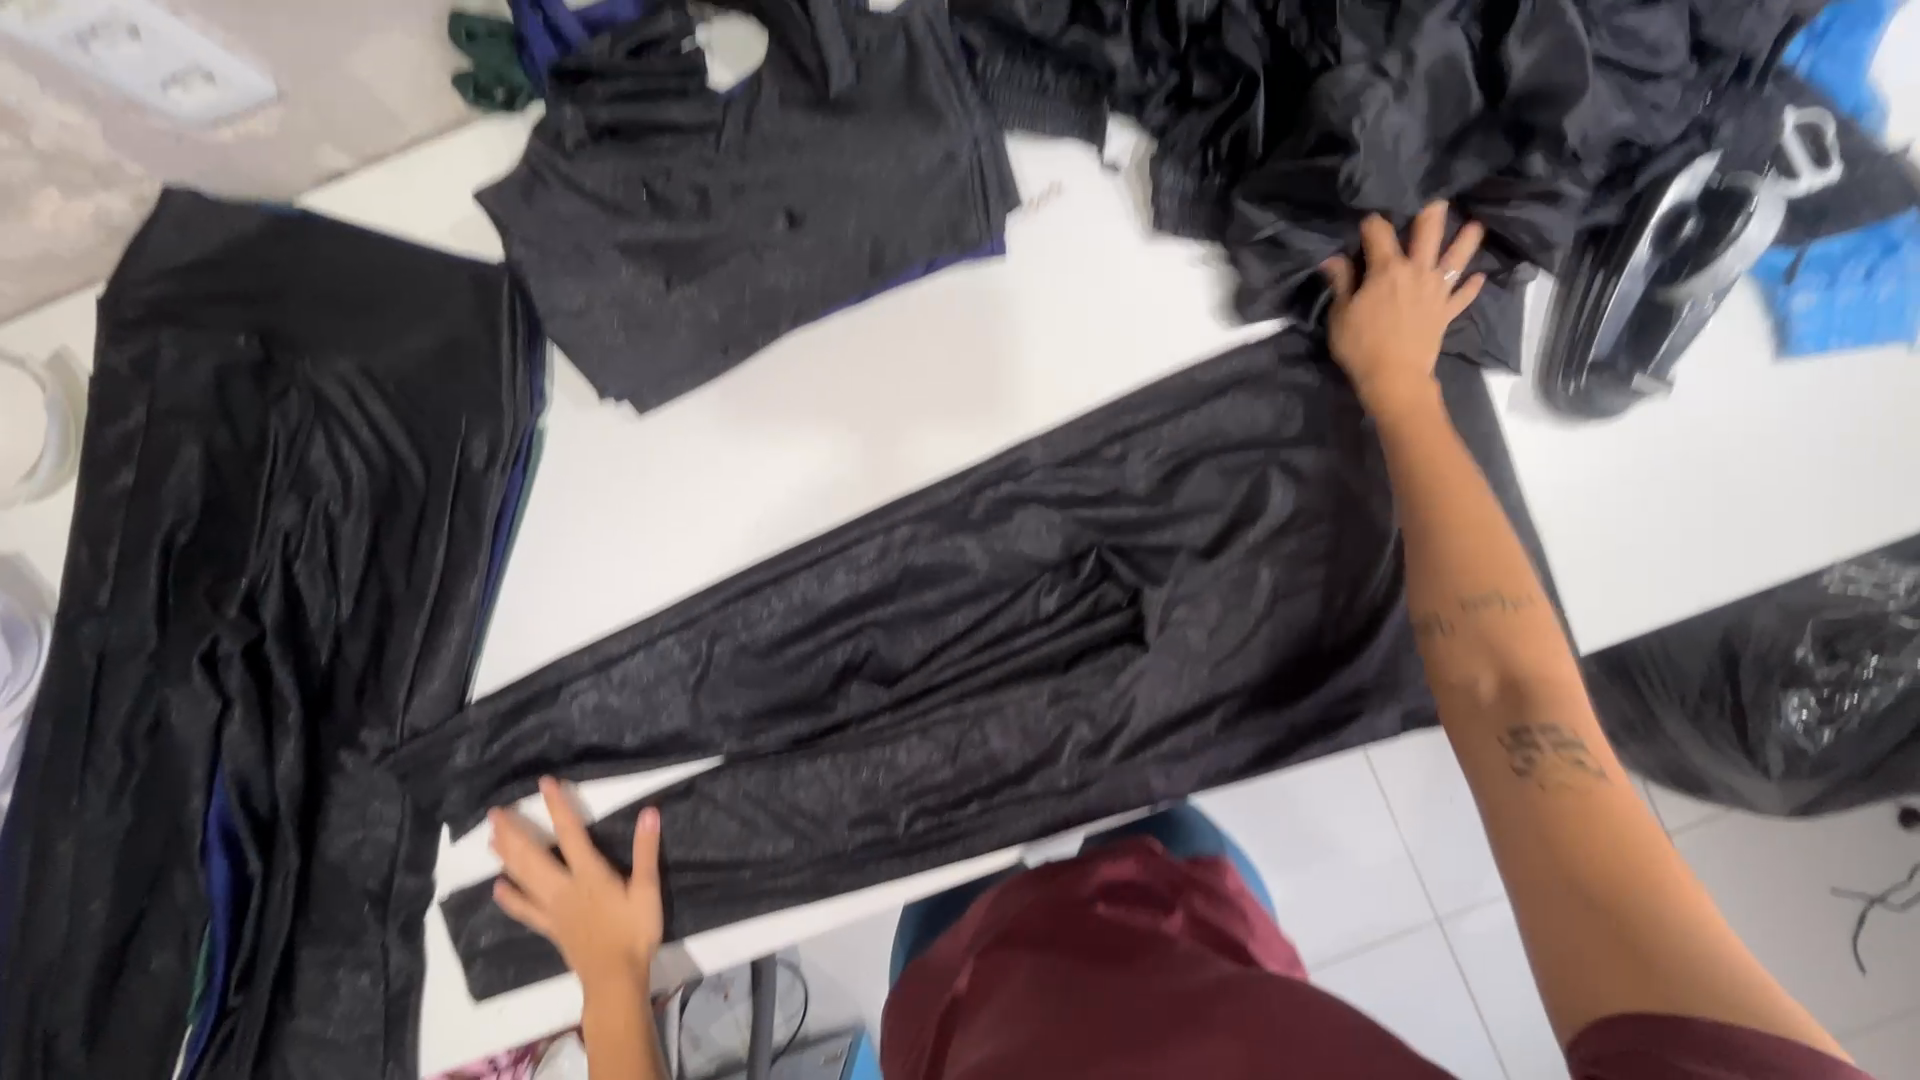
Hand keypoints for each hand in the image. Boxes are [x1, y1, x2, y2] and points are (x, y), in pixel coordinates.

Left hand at [489, 777, 664, 991]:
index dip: (557, 806)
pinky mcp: (550, 928)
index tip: (544, 783)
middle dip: (513, 831)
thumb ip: (646, 850)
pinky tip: (498, 887)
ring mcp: (553, 909)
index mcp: (589, 874)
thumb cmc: (635, 931)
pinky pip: (525, 910)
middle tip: (494, 812)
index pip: (570, 833)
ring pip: (523, 878)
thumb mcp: (648, 888)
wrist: (615, 978)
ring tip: (490, 838)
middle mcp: (564, 887)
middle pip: (532, 855)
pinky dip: (510, 897)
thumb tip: (649, 812)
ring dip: (506, 856)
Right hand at [1321, 201, 1486, 418]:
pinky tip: (1477, 277)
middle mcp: (1417, 271)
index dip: (1370, 224)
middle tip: (1435, 201)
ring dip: (1466, 240)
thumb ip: (1341, 283)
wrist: (1393, 377)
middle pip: (1428, 233)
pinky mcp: (1447, 311)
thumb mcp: (1340, 314)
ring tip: (1474, 226)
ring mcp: (1437, 290)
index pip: (1378, 233)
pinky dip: (1471, 286)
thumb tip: (1333, 259)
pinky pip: (1464, 295)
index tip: (1366, 223)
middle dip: (1430, 214)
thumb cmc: (1360, 345)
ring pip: (1457, 258)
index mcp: (1386, 269)